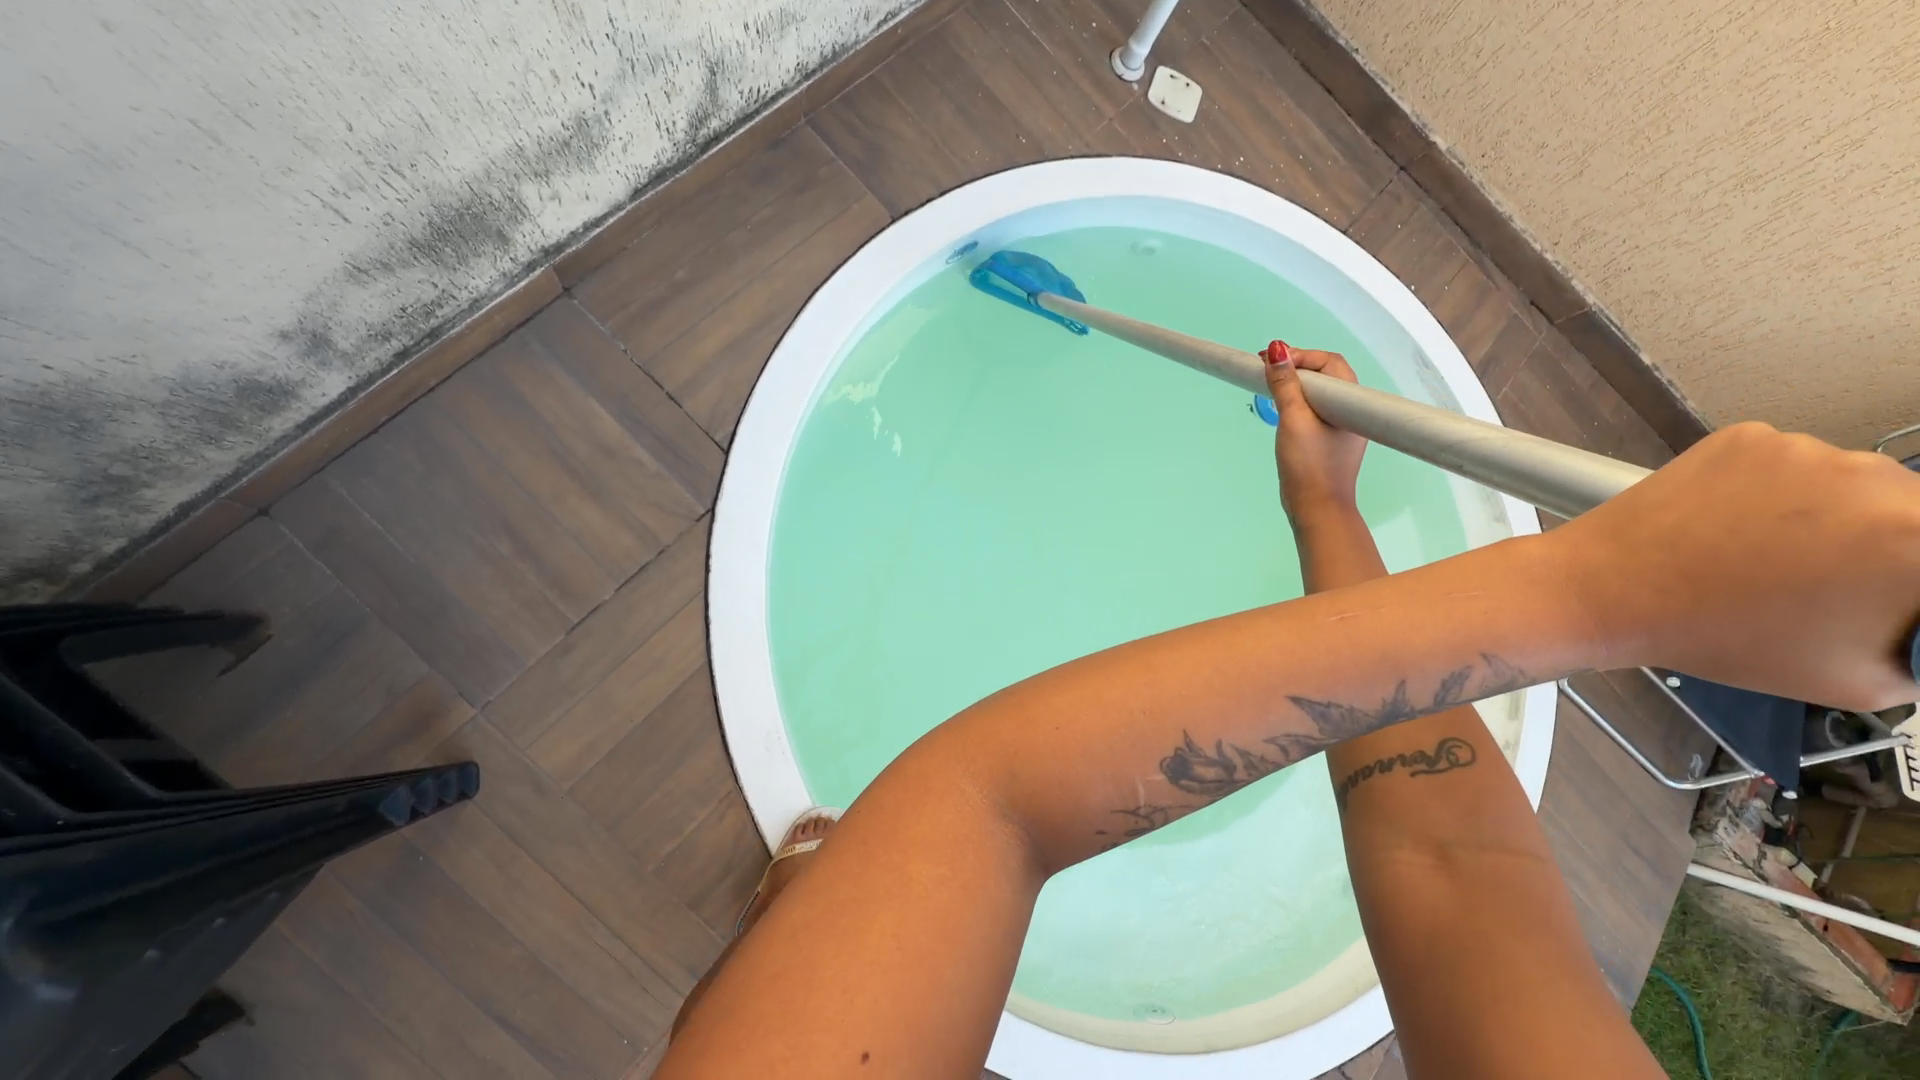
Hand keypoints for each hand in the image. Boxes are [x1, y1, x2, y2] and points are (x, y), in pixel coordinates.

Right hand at [1262, 341, 1367, 526]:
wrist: (1315, 508)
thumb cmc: (1308, 464)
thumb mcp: (1293, 419)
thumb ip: (1285, 383)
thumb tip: (1276, 349)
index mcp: (1350, 401)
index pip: (1328, 362)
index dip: (1300, 356)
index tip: (1271, 360)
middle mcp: (1349, 409)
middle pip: (1324, 374)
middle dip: (1294, 367)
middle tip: (1265, 369)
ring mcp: (1339, 424)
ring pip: (1316, 392)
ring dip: (1293, 385)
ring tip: (1269, 386)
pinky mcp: (1327, 438)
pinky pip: (1313, 408)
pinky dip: (1295, 401)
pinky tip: (1280, 407)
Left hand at [1547, 422, 1919, 710]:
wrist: (1605, 591)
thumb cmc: (1723, 639)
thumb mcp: (1862, 677)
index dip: (1908, 576)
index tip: (1883, 589)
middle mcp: (1878, 476)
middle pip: (1913, 508)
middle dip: (1888, 542)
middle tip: (1828, 577)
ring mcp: (1804, 448)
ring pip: (1847, 482)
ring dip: (1828, 511)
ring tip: (1764, 553)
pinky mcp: (1746, 436)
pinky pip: (1784, 464)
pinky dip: (1770, 489)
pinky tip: (1730, 523)